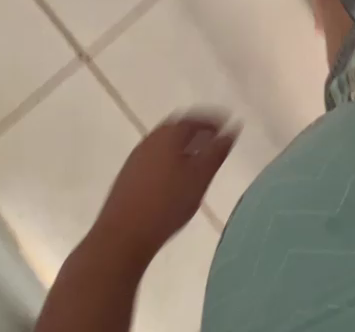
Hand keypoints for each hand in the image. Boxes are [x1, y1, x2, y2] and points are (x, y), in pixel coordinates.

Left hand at [89, 113, 237, 265]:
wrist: (122, 236)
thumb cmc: (167, 204)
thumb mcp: (200, 177)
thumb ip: (217, 152)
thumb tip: (232, 130)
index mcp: (170, 134)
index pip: (195, 119)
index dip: (213, 121)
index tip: (226, 126)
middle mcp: (151, 139)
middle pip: (177, 128)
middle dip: (197, 131)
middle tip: (213, 140)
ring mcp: (136, 156)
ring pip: (164, 143)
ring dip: (182, 146)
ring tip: (197, 160)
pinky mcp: (128, 175)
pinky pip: (154, 157)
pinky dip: (169, 158)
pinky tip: (175, 177)